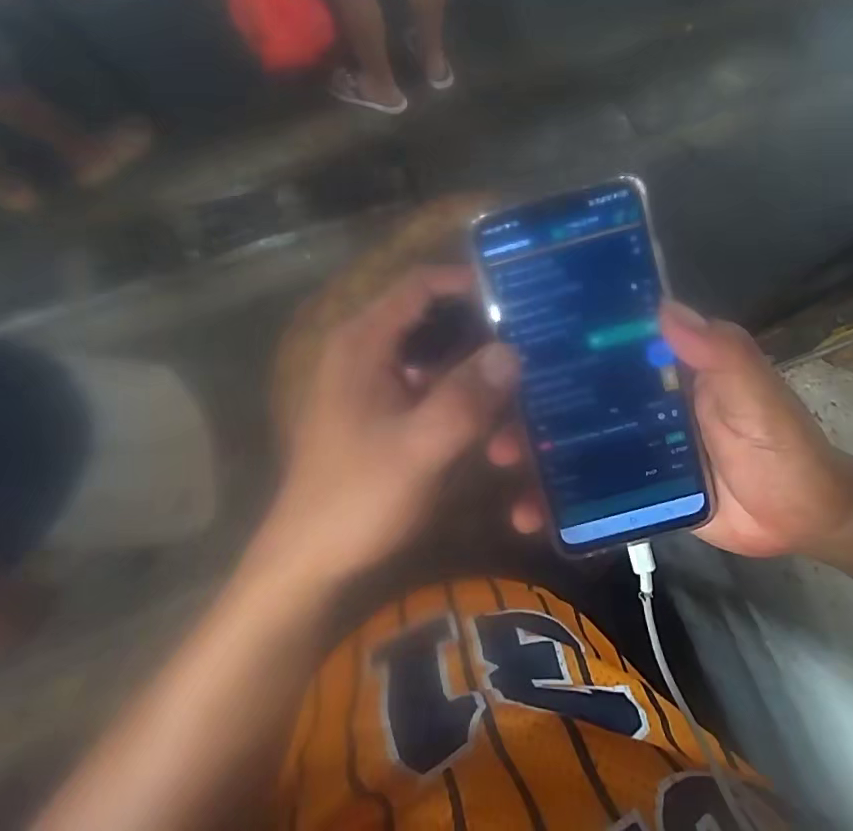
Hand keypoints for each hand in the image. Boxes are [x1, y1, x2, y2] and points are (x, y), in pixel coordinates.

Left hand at [254, 266, 518, 587]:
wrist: (311, 569)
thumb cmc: (357, 499)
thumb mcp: (421, 447)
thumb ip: (468, 396)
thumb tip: (513, 351)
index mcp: (365, 346)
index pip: (421, 285)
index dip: (470, 282)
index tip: (523, 293)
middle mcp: (373, 358)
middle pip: (442, 327)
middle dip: (491, 346)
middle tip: (541, 353)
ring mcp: (384, 392)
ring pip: (450, 370)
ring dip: (488, 395)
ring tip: (522, 429)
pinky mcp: (394, 423)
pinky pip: (445, 402)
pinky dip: (474, 417)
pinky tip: (503, 451)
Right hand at [491, 301, 852, 557]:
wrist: (801, 516)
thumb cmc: (783, 442)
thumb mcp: (756, 390)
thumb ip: (719, 352)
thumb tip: (661, 305)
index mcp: (675, 367)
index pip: (616, 342)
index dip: (571, 338)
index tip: (519, 338)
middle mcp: (652, 402)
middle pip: (586, 396)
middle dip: (539, 402)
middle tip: (493, 412)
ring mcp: (644, 449)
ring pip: (582, 444)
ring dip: (541, 451)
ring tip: (501, 461)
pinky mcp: (643, 492)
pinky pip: (596, 492)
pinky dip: (564, 502)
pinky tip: (530, 516)